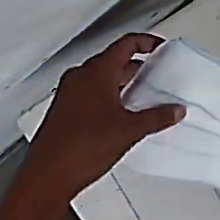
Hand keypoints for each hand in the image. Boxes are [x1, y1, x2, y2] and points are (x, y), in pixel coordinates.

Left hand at [22, 33, 183, 199]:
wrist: (47, 177)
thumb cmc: (78, 149)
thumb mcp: (129, 130)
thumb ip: (157, 117)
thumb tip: (173, 111)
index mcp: (96, 72)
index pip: (126, 43)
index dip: (146, 42)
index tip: (158, 46)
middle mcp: (79, 77)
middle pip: (113, 58)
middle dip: (135, 65)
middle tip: (152, 72)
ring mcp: (68, 93)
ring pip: (99, 76)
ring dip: (120, 81)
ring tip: (139, 95)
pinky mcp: (62, 109)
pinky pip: (88, 91)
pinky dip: (106, 94)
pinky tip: (117, 114)